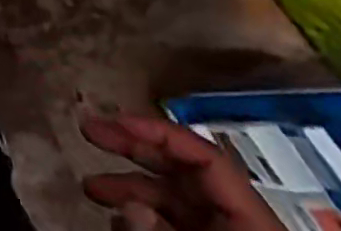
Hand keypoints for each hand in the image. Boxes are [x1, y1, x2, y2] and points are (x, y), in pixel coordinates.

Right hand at [81, 114, 286, 230]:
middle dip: (134, 150)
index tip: (111, 121)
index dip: (156, 131)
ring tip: (90, 188)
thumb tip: (128, 206)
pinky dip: (143, 221)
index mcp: (252, 220)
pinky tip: (115, 223)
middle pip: (183, 172)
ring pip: (173, 201)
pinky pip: (174, 228)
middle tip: (88, 132)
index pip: (203, 156)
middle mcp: (239, 223)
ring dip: (130, 188)